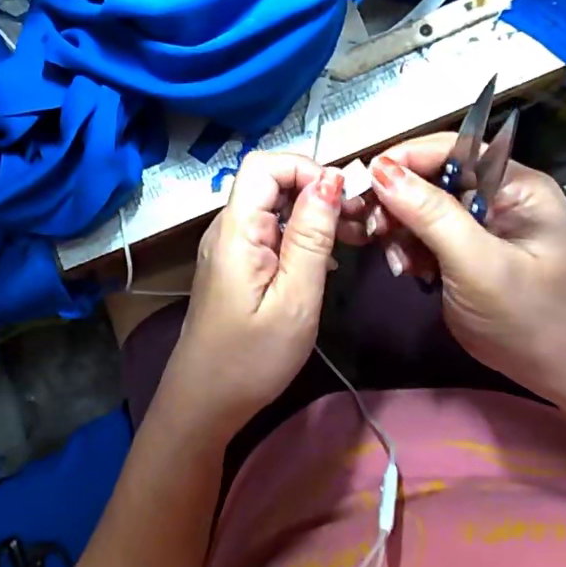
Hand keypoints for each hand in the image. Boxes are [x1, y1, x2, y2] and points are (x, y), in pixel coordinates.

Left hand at [155, 151, 348, 438]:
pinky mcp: (236, 265)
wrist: (206, 402)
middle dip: (317, 190)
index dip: (306, 168)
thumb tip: (331, 179)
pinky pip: (270, 232)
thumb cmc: (252, 358)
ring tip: (353, 237)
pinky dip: (301, 235)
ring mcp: (229, 247)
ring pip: (274, 207)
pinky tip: (327, 259)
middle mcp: (227, 228)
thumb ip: (313, 237)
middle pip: (271, 182)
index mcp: (236, 230)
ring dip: (314, 214)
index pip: (265, 165)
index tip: (345, 198)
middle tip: (359, 220)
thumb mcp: (295, 299)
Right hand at [363, 133, 565, 390]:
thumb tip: (381, 170)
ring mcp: (480, 222)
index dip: (404, 160)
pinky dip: (406, 247)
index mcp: (515, 184)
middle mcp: (497, 193)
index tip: (362, 182)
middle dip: (396, 201)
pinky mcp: (464, 248)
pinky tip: (405, 269)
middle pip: (429, 177)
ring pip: (420, 206)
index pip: (452, 150)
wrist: (557, 373)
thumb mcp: (479, 265)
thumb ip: (432, 215)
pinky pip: (423, 233)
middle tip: (370, 230)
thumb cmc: (529, 318)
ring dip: (398, 229)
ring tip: (397, 261)